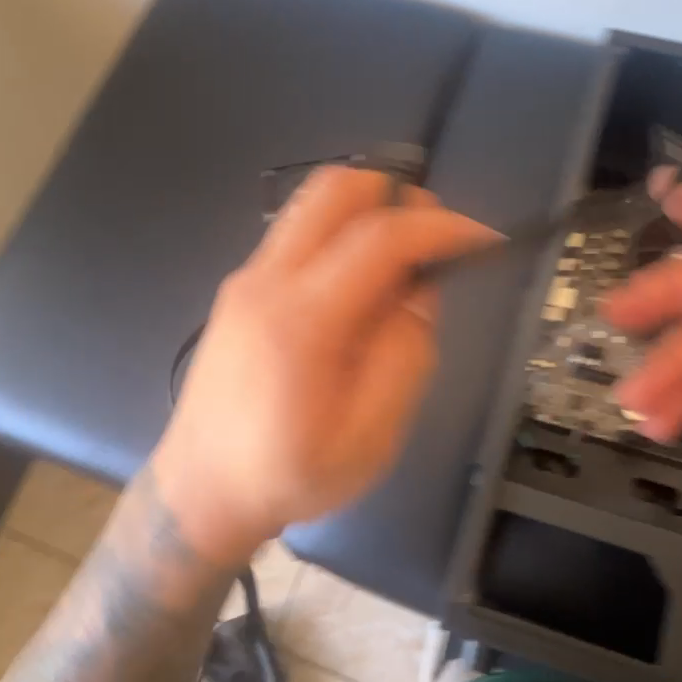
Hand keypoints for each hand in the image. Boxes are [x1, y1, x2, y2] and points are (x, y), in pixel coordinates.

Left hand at [149, 165, 496, 563]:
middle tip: (437, 240)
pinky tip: (359, 292)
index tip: (481, 239)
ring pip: (313, 205)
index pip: (379, 238)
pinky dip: (341, 237)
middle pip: (335, 190)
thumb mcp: (370, 437)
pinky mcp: (240, 289)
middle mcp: (267, 281)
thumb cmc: (289, 475)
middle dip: (397, 197)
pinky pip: (298, 235)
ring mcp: (246, 280)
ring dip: (368, 214)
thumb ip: (404, 355)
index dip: (439, 227)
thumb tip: (420, 289)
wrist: (200, 492)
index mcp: (302, 321)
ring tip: (402, 268)